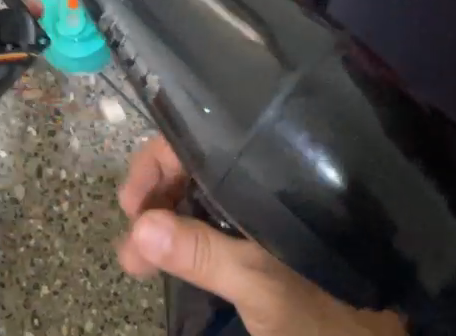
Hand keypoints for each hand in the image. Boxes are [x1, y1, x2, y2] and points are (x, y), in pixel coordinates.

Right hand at [116, 135, 406, 335]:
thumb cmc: (325, 313)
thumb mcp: (260, 285)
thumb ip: (203, 253)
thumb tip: (141, 226)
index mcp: (265, 176)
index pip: (198, 142)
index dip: (157, 163)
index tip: (130, 203)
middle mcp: (260, 184)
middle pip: (191, 171)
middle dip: (153, 205)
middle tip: (129, 255)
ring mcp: (261, 214)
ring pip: (197, 201)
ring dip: (162, 227)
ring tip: (136, 265)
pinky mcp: (263, 243)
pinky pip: (211, 228)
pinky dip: (183, 242)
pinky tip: (167, 262)